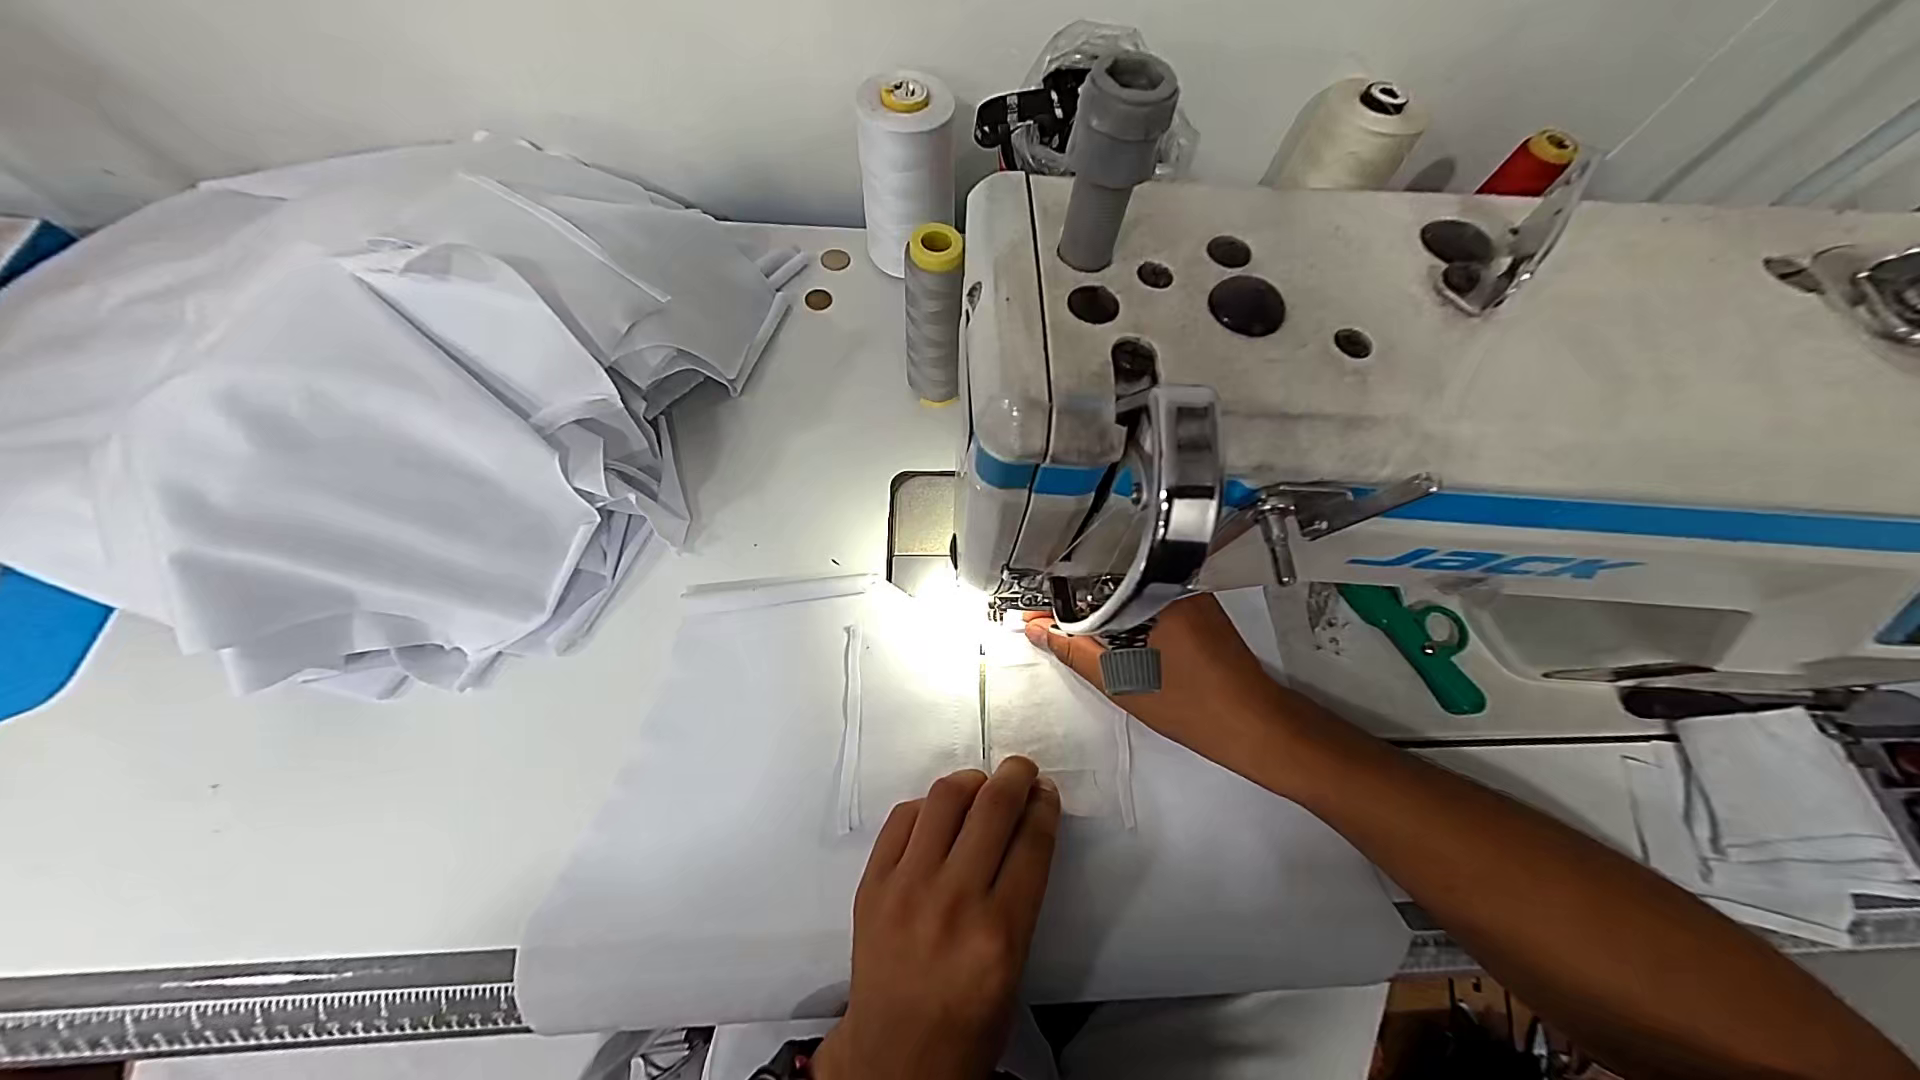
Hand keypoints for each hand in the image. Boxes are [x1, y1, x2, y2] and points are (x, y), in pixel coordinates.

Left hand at [812, 757, 1061, 1079]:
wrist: (895, 1055)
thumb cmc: (967, 1020)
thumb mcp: (1015, 965)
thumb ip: (1021, 893)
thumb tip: (1024, 827)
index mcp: (1000, 933)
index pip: (1031, 841)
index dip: (1043, 804)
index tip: (1045, 791)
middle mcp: (953, 901)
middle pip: (993, 807)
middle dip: (1015, 777)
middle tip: (1021, 771)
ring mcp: (906, 888)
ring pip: (945, 798)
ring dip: (971, 780)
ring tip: (980, 785)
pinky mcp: (872, 883)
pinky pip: (902, 817)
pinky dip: (927, 805)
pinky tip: (939, 813)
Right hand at [1023, 594, 1299, 777]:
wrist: (1257, 728)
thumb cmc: (1198, 708)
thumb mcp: (1122, 681)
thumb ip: (1074, 650)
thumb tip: (1040, 630)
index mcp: (1158, 594)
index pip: (1093, 590)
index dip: (1061, 609)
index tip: (1039, 621)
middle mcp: (1178, 588)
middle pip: (1111, 594)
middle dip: (1087, 619)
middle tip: (1069, 644)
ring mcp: (1193, 599)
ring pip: (1131, 604)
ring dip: (1112, 625)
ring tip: (1108, 656)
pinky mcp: (1201, 614)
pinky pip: (1153, 611)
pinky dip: (1136, 629)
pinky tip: (1136, 656)